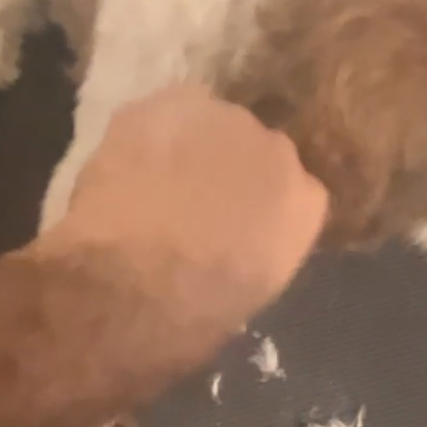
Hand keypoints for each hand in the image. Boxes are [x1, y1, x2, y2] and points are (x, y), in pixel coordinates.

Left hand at [39, 84, 328, 335]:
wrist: (126, 290)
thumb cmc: (189, 322)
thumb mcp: (243, 301)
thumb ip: (253, 258)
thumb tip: (231, 252)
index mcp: (303, 208)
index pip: (294, 195)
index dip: (258, 210)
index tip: (232, 231)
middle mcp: (276, 152)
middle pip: (255, 151)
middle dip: (226, 174)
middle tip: (189, 209)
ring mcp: (222, 119)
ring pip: (208, 125)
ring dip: (187, 150)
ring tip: (152, 187)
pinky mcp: (164, 104)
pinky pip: (160, 116)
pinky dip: (145, 139)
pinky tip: (123, 171)